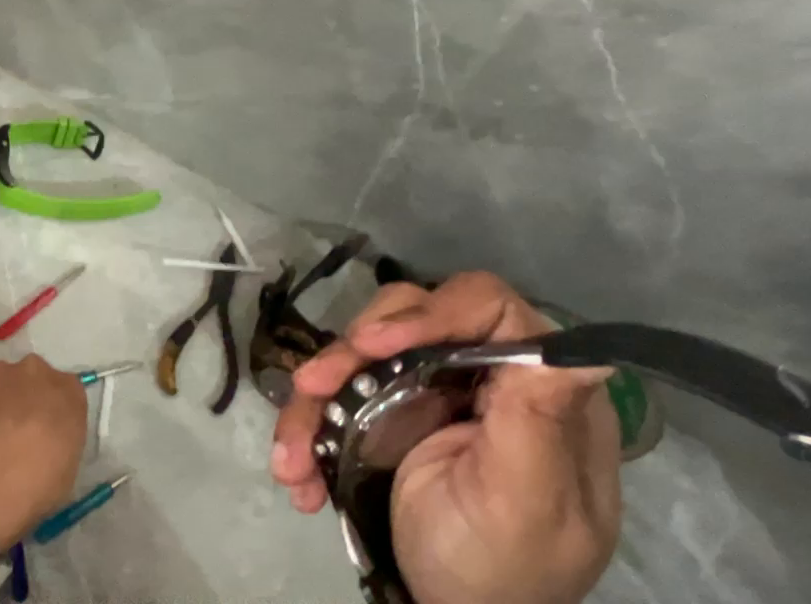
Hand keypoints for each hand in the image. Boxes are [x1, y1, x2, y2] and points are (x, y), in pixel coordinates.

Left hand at [0, 355, 87, 552]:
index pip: (65, 388)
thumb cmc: (42, 482)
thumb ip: (63, 426)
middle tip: (20, 425)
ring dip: (2, 396)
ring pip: (4, 380)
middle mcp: (37, 370)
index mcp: (69, 390)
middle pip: (34, 376)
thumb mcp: (71, 456)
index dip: (53, 406)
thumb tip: (48, 423)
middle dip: (28, 394)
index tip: (46, 424)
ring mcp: (1, 372)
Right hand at [269, 272, 622, 603]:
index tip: (373, 345)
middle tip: (314, 387)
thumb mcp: (523, 505)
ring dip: (313, 395)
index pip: (491, 311)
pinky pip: (330, 391)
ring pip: (357, 350)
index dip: (431, 312)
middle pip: (408, 318)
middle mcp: (480, 380)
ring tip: (293, 456)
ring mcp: (425, 392)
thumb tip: (587, 351)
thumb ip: (538, 426)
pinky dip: (303, 426)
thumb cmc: (498, 568)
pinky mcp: (379, 410)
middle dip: (351, 353)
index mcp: (537, 396)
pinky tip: (296, 470)